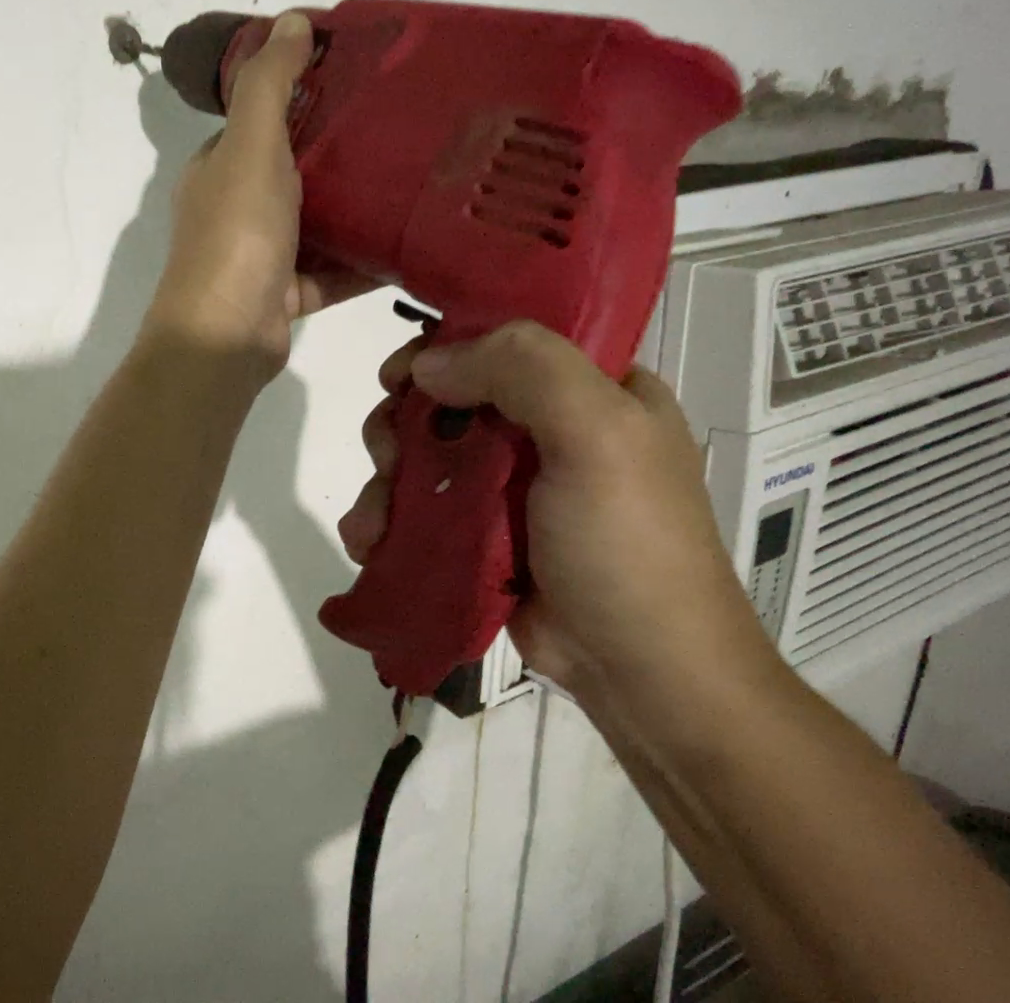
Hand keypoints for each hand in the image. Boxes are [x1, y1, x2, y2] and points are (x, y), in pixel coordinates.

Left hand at [143, 12, 376, 380]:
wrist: (223, 338)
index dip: (302, 102)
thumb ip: (269, 85)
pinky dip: (361, 265)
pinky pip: (329, 274)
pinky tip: (405, 249)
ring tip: (415, 186)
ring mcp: (258, 259)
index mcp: (216, 172)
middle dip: (340, 158)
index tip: (358, 86)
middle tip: (402, 133)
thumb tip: (292, 22)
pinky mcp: (283, 299)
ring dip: (355, 213)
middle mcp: (233, 213)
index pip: (259, 125)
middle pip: (292, 176)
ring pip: (314, 228)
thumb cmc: (235, 236)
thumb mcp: (251, 146)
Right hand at [338, 322, 779, 697]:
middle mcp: (550, 432)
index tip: (400, 375)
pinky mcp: (484, 538)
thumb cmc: (628, 545)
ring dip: (386, 484)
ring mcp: (513, 488)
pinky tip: (370, 545)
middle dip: (405, 425)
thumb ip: (524, 372)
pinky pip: (422, 511)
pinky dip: (388, 523)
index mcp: (594, 391)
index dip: (448, 347)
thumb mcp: (598, 436)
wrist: (639, 669)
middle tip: (389, 453)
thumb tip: (428, 365)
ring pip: (426, 458)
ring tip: (372, 525)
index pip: (509, 341)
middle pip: (453, 400)